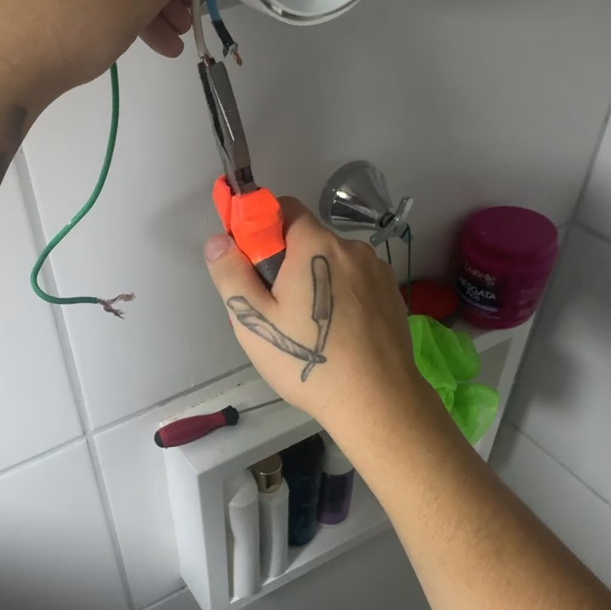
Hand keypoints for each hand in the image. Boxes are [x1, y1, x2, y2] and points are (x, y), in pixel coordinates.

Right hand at [205, 200, 442, 446]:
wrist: (376, 400)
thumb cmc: (309, 358)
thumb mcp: (254, 320)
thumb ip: (232, 274)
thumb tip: (219, 241)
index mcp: (316, 245)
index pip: (284, 208)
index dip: (261, 229)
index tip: (251, 265)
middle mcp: (352, 248)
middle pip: (308, 240)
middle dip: (286, 263)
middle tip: (275, 309)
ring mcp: (377, 272)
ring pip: (333, 264)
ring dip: (315, 281)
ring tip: (307, 328)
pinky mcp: (391, 295)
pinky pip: (355, 284)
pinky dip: (340, 298)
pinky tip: (337, 335)